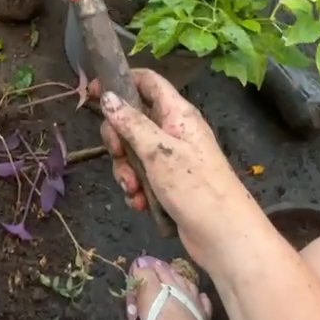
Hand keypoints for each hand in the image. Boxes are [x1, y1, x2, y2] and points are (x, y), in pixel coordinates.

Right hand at [98, 69, 272, 271]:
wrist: (224, 238)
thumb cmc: (195, 187)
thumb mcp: (158, 151)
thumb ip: (131, 122)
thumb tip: (108, 96)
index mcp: (176, 114)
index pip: (147, 81)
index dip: (120, 81)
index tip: (94, 93)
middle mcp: (173, 130)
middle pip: (132, 118)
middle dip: (118, 138)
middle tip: (117, 153)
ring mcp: (171, 158)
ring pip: (133, 151)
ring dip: (126, 170)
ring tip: (133, 189)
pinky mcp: (168, 182)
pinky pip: (141, 176)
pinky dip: (136, 188)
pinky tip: (140, 203)